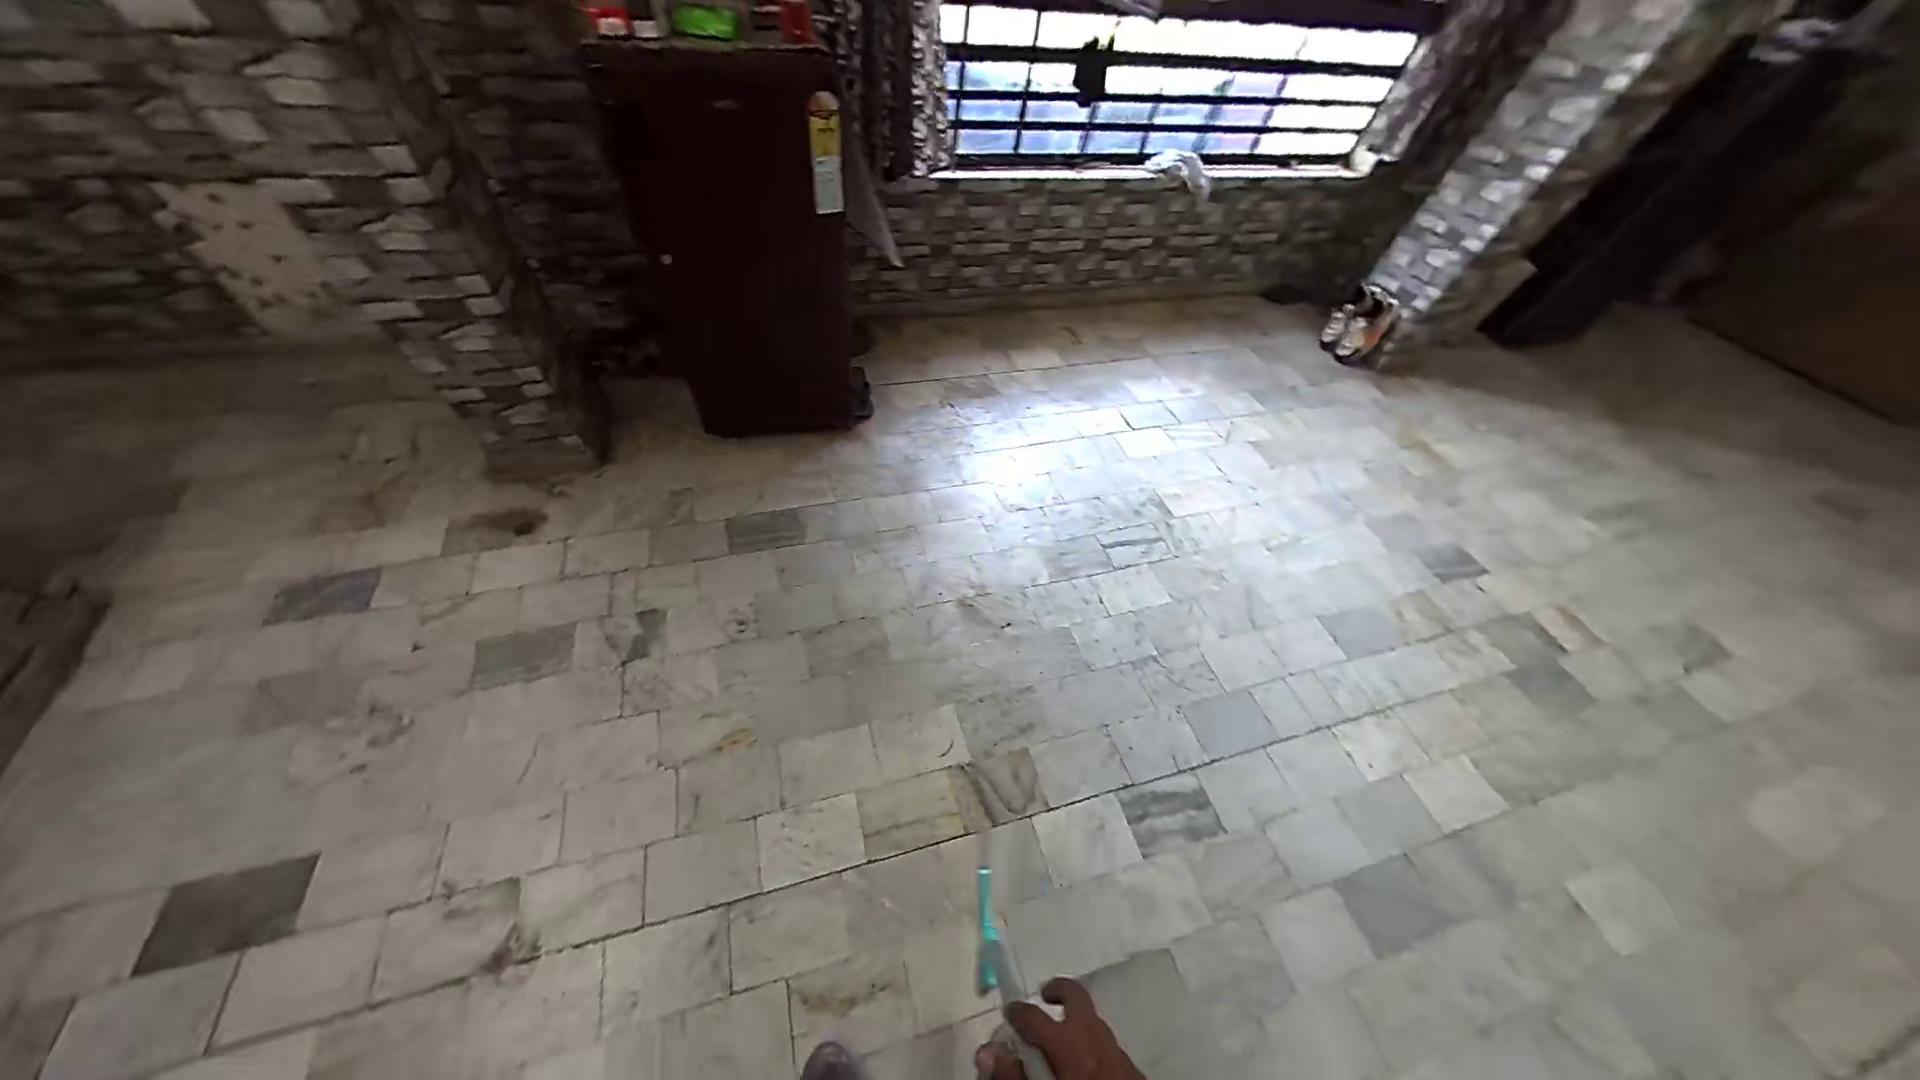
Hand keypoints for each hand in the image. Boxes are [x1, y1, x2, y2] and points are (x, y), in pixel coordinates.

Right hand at [973, 977, 1147, 1079]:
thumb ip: (1012, 1075)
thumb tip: (988, 1050)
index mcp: (1068, 1044)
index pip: (1033, 1016)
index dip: (1017, 1012)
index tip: (1010, 1014)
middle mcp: (1095, 1038)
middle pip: (1076, 995)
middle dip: (1057, 991)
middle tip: (1043, 998)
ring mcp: (1118, 1052)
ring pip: (1094, 1020)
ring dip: (1076, 1021)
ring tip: (1059, 1042)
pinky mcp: (1133, 1069)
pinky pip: (1108, 1044)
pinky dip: (1093, 1044)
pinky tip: (1084, 1067)